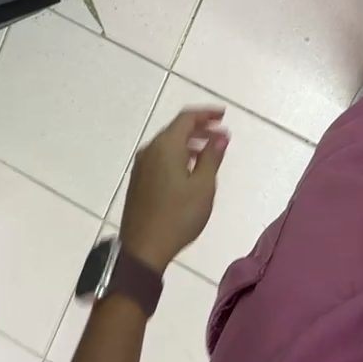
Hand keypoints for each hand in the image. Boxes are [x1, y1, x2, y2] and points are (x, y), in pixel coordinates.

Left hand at [119, 108, 227, 269]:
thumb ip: (212, 157)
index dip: (207, 114)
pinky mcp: (139, 179)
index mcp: (166, 146)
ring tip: (208, 151)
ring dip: (189, 142)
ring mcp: (142, 165)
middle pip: (176, 128)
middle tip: (220, 134)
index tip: (223, 115)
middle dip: (200, 128)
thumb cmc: (178, 216)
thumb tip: (221, 137)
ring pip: (168, 143)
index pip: (187, 118)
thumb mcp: (203, 187)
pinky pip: (160, 156)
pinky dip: (177, 154)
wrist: (143, 248)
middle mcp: (150, 149)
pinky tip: (189, 169)